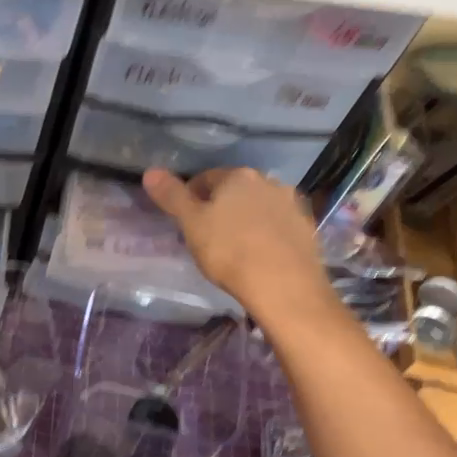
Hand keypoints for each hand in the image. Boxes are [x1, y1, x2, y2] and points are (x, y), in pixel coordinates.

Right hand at [142, 167, 333, 319]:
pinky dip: (265, 232)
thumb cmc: (229, 251)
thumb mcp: (191, 224)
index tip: (185, 221)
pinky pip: (277, 224)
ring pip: (258, 206)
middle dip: (220, 206)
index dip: (190, 197)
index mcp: (238, 176)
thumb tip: (150, 171)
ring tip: (233, 246)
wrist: (284, 285)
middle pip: (235, 190)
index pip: (205, 178)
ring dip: (245, 218)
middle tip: (206, 234)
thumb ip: (171, 196)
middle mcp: (268, 181)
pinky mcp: (306, 228)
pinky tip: (258, 254)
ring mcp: (292, 204)